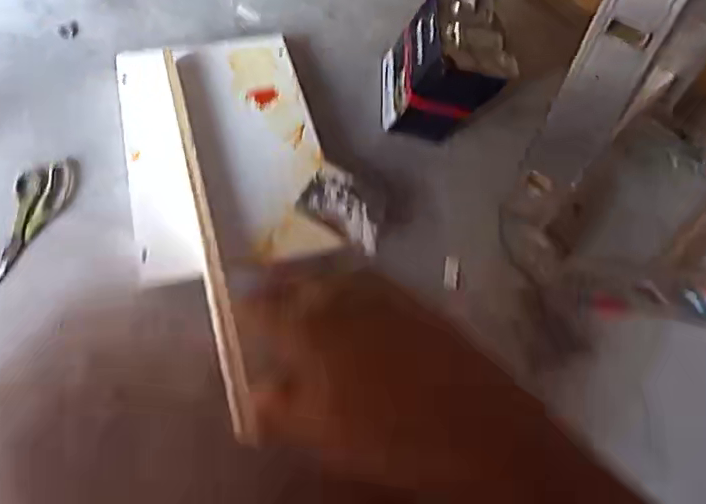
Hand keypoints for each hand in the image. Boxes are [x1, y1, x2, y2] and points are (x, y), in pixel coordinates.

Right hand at [242, 268, 636, 500]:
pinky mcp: (406, 293)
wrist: (472, 419)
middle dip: (274, 285)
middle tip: (260, 291)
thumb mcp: (322, 430)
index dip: (244, 309)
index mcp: (309, 324)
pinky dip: (343, 283)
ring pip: (327, 274)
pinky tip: (345, 299)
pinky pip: (361, 278)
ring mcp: (376, 287)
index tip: (232, 311)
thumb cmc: (387, 432)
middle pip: (294, 280)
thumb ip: (280, 406)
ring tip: (296, 291)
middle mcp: (338, 292)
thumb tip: (255, 393)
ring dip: (307, 280)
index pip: (262, 308)